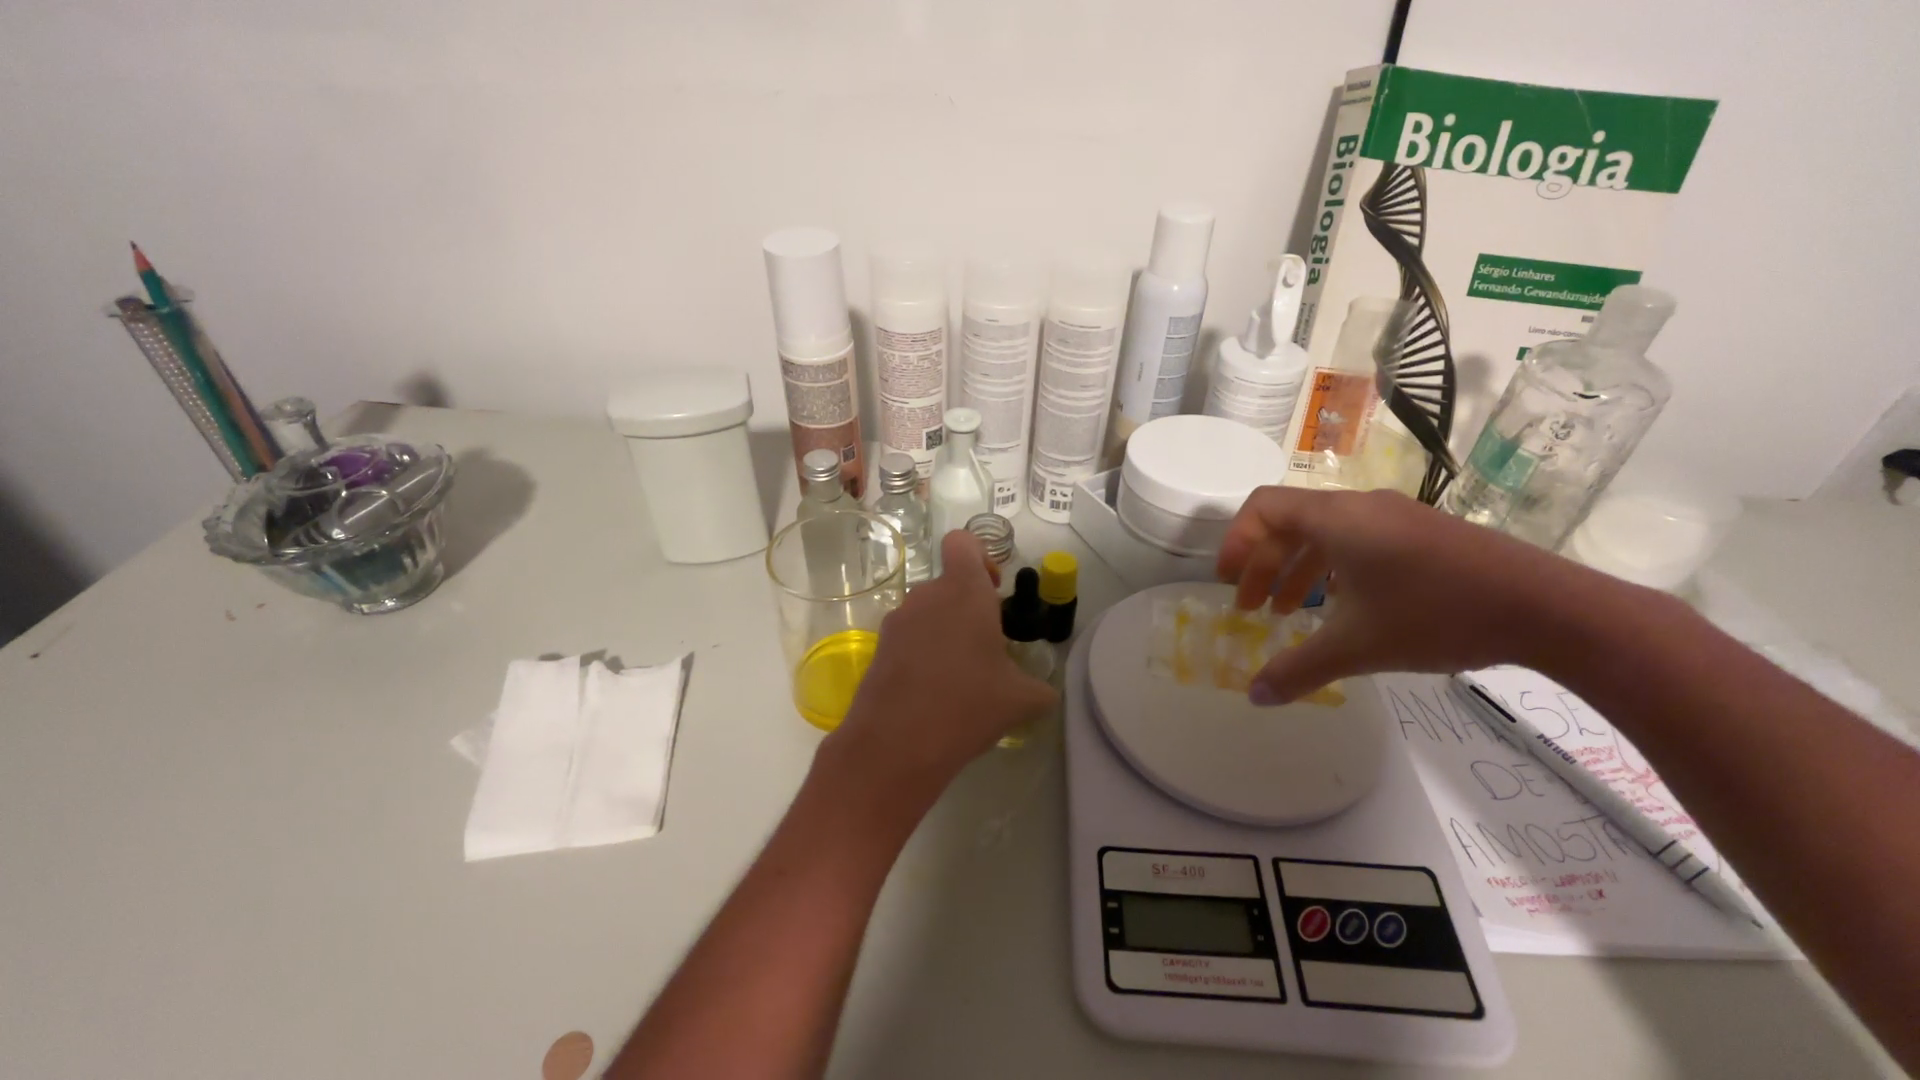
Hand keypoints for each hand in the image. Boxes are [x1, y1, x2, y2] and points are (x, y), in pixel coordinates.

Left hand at [822, 530, 1057, 794]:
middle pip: (947, 584)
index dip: (980, 557)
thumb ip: (1040, 687)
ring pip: (927, 613)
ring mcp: (897, 622)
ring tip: (962, 677)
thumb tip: (1045, 691)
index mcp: (964, 592)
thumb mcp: (1022, 700)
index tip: (993, 591)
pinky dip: (923, 655)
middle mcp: (926, 596)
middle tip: (986, 648)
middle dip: (967, 608)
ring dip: (945, 633)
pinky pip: (908, 639)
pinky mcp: (879, 649)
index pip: (963, 542)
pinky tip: (935, 693)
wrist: (896, 745)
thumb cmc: (968, 706)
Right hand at [1217, 487, 1613, 703]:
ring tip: (1291, 614)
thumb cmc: (1436, 614)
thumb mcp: (1358, 647)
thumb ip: (1298, 669)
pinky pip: (1360, 540)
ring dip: (1298, 570)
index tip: (1228, 584)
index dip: (1236, 542)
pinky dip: (1335, 570)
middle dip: (1263, 565)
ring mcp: (1398, 517)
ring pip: (1327, 533)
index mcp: (1336, 519)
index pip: (1263, 507)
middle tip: (1253, 611)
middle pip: (1290, 522)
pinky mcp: (1425, 534)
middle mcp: (1362, 507)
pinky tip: (1346, 609)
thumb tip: (1254, 697)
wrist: (1545, 607)